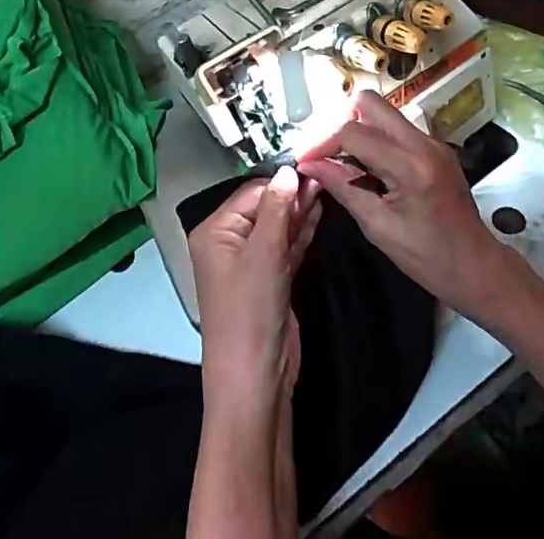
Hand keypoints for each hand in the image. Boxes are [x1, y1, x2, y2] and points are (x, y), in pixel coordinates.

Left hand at [189, 167, 321, 412]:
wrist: (256, 377)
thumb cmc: (250, 310)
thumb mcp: (264, 253)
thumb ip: (278, 209)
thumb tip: (288, 172)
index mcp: (216, 232)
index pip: (251, 193)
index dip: (281, 181)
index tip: (312, 166)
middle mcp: (231, 243)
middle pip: (265, 207)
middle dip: (293, 193)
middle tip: (325, 174)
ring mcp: (252, 262)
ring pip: (279, 226)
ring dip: (300, 209)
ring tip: (327, 185)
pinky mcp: (272, 279)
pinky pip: (288, 245)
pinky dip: (302, 230)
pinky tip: (320, 211)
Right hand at [298, 91, 534, 323]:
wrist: (476, 265)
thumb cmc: (427, 258)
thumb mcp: (378, 227)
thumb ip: (343, 188)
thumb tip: (309, 165)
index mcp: (411, 165)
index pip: (354, 132)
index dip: (322, 143)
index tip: (305, 161)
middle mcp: (424, 143)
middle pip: (370, 103)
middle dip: (341, 124)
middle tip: (326, 155)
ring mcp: (432, 142)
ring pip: (383, 113)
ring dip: (358, 131)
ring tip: (343, 164)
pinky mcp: (435, 147)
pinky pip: (396, 129)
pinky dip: (375, 140)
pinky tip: (367, 170)